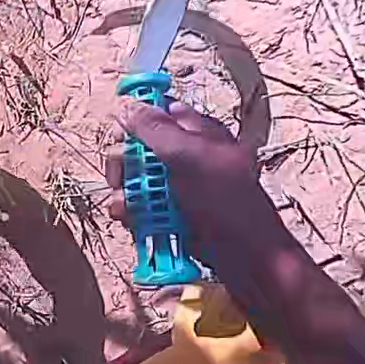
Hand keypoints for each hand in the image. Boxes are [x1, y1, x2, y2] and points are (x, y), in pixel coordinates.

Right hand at [112, 98, 293, 278]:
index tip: (121, 137)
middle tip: (119, 178)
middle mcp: (187, 156)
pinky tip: (128, 219)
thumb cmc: (223, 201)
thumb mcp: (188, 157)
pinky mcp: (171, 212)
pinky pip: (141, 205)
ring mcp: (178, 186)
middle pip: (140, 148)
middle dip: (124, 163)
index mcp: (199, 133)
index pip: (160, 112)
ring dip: (124, 191)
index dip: (136, 120)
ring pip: (136, 179)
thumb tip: (127, 106)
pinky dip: (132, 212)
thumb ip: (155, 129)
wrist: (245, 257)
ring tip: (124, 206)